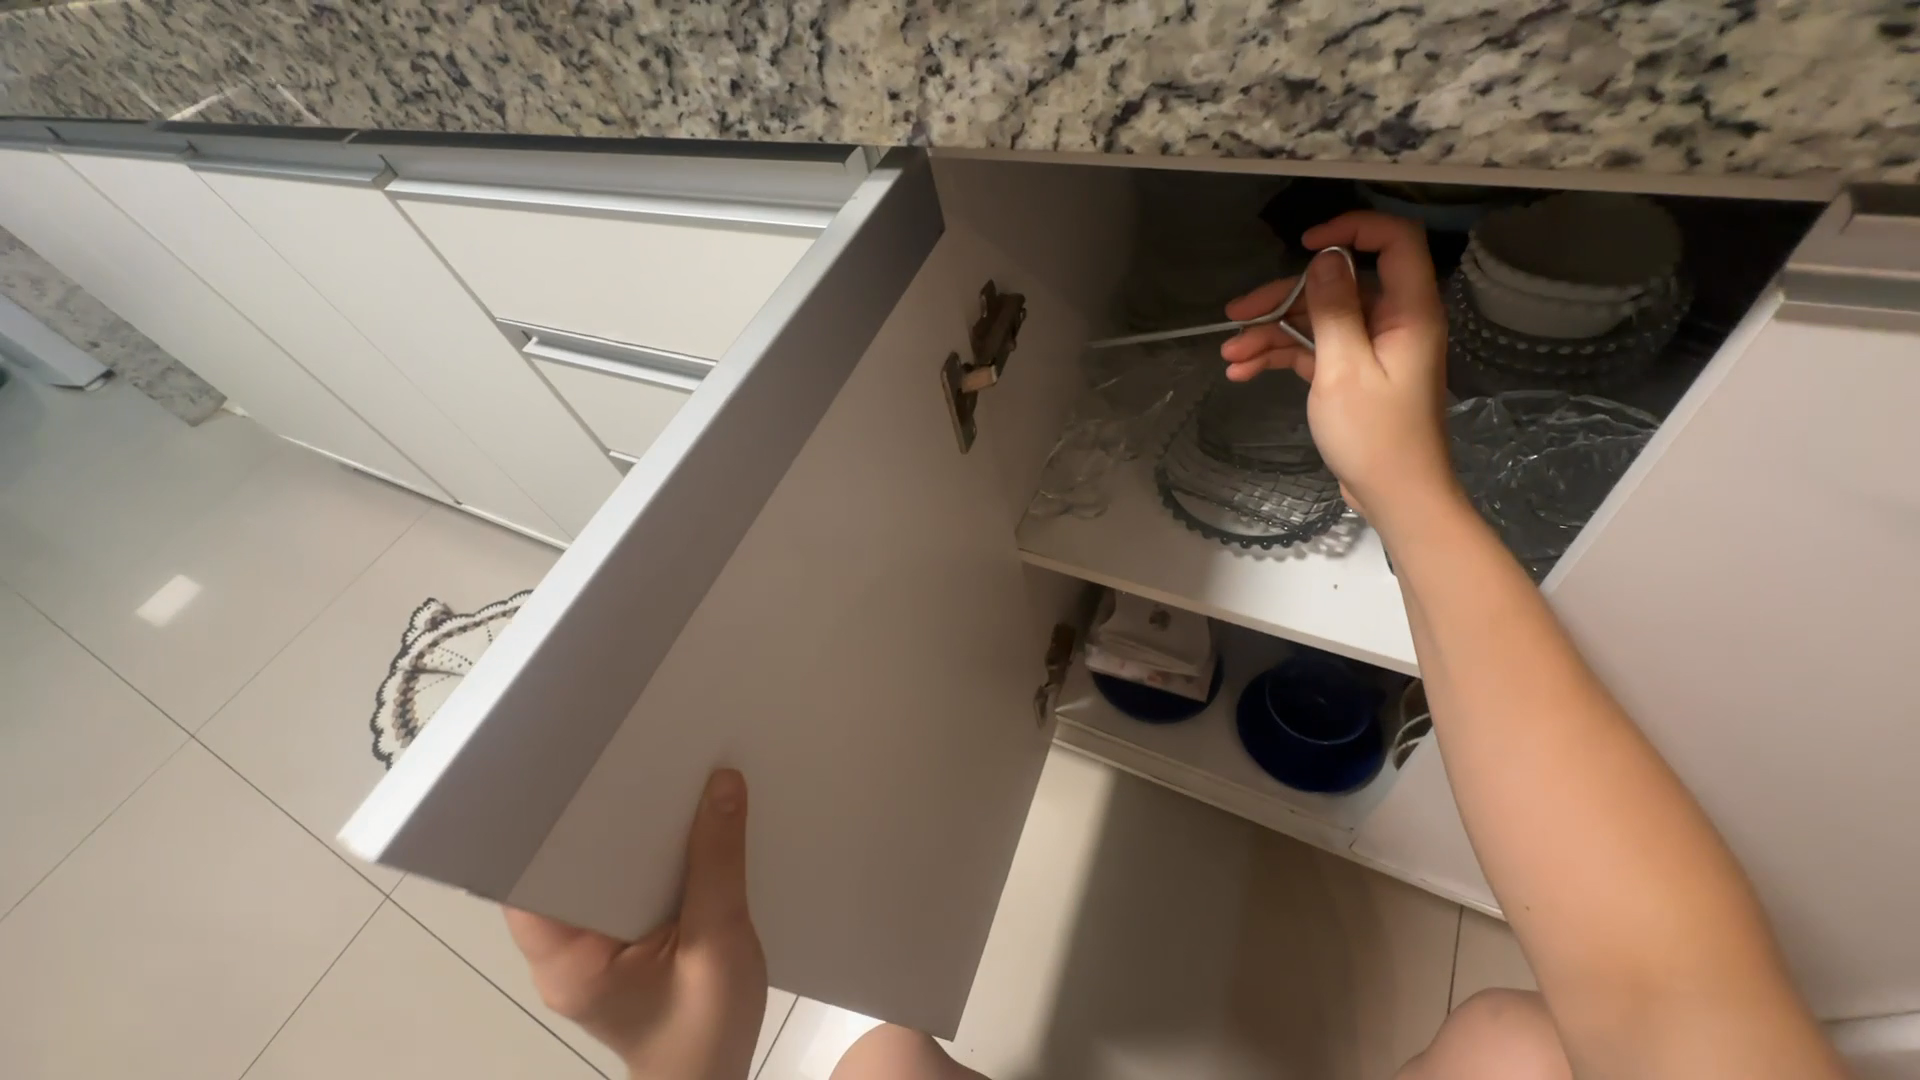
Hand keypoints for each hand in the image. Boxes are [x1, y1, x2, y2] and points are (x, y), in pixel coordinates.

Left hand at [506, 770, 765, 1079]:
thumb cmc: (708, 1028)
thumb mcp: (719, 942)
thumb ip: (718, 863)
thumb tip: (724, 783)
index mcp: (570, 960)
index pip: (536, 880)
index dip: (555, 823)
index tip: (589, 768)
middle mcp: (565, 951)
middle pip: (569, 867)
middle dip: (603, 815)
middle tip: (638, 757)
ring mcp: (589, 949)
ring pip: (599, 873)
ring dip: (630, 832)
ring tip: (664, 779)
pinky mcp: (617, 944)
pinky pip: (624, 886)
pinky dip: (649, 855)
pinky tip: (681, 823)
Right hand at [1219, 212, 1456, 526]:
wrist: (1394, 493)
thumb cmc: (1375, 434)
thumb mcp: (1344, 369)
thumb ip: (1334, 310)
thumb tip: (1325, 259)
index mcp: (1407, 310)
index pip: (1393, 243)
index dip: (1350, 231)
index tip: (1303, 245)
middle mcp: (1391, 321)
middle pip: (1335, 288)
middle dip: (1283, 300)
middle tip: (1235, 316)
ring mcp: (1371, 349)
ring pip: (1316, 322)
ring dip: (1271, 335)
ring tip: (1229, 357)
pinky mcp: (1353, 374)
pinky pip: (1313, 351)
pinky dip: (1280, 357)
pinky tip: (1244, 373)